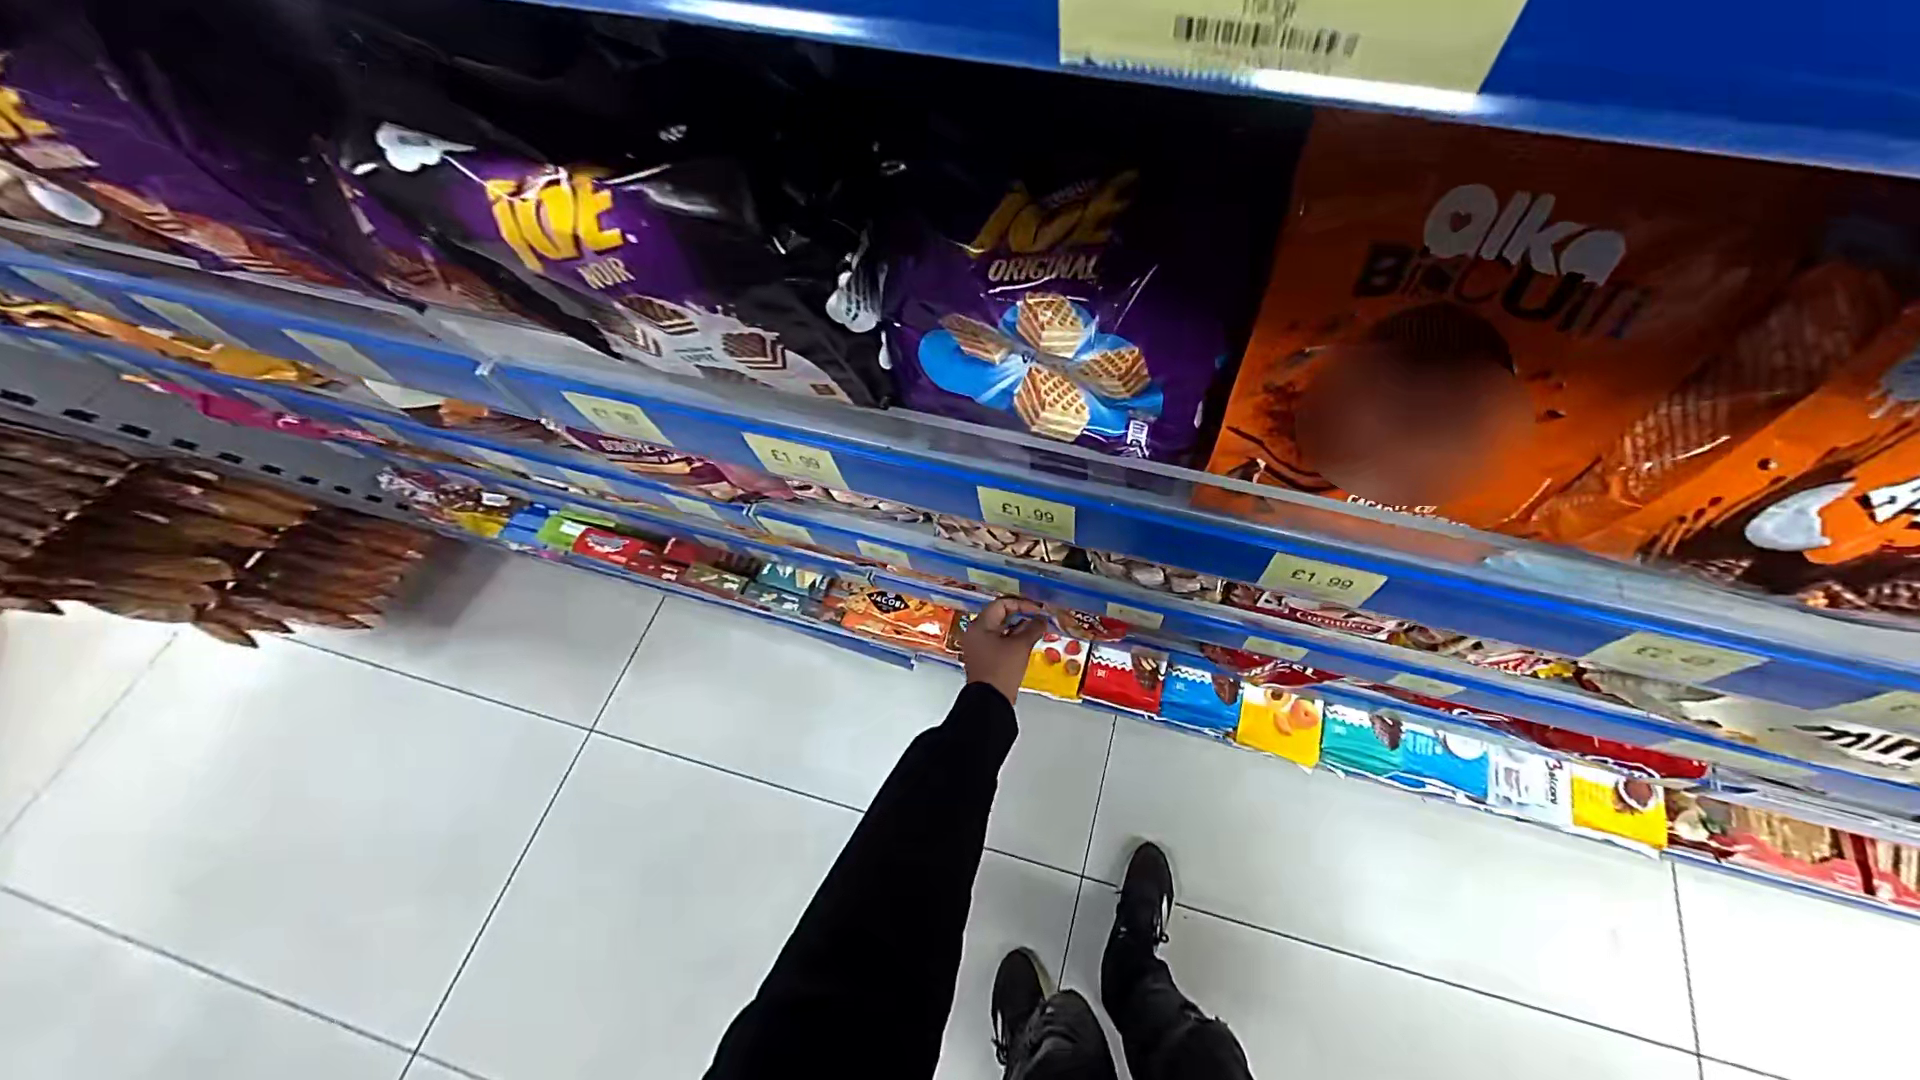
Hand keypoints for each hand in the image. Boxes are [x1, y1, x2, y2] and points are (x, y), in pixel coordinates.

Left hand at [962, 596, 1047, 705]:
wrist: (990, 700)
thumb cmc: (1002, 669)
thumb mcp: (1020, 646)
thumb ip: (1033, 628)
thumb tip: (1042, 619)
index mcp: (980, 625)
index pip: (1001, 604)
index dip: (1021, 604)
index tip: (1037, 610)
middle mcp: (975, 632)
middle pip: (999, 615)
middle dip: (1020, 616)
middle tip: (1038, 619)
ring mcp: (978, 646)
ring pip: (1000, 629)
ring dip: (1018, 628)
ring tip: (1036, 630)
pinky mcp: (983, 657)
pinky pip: (998, 641)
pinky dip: (1012, 639)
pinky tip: (1027, 642)